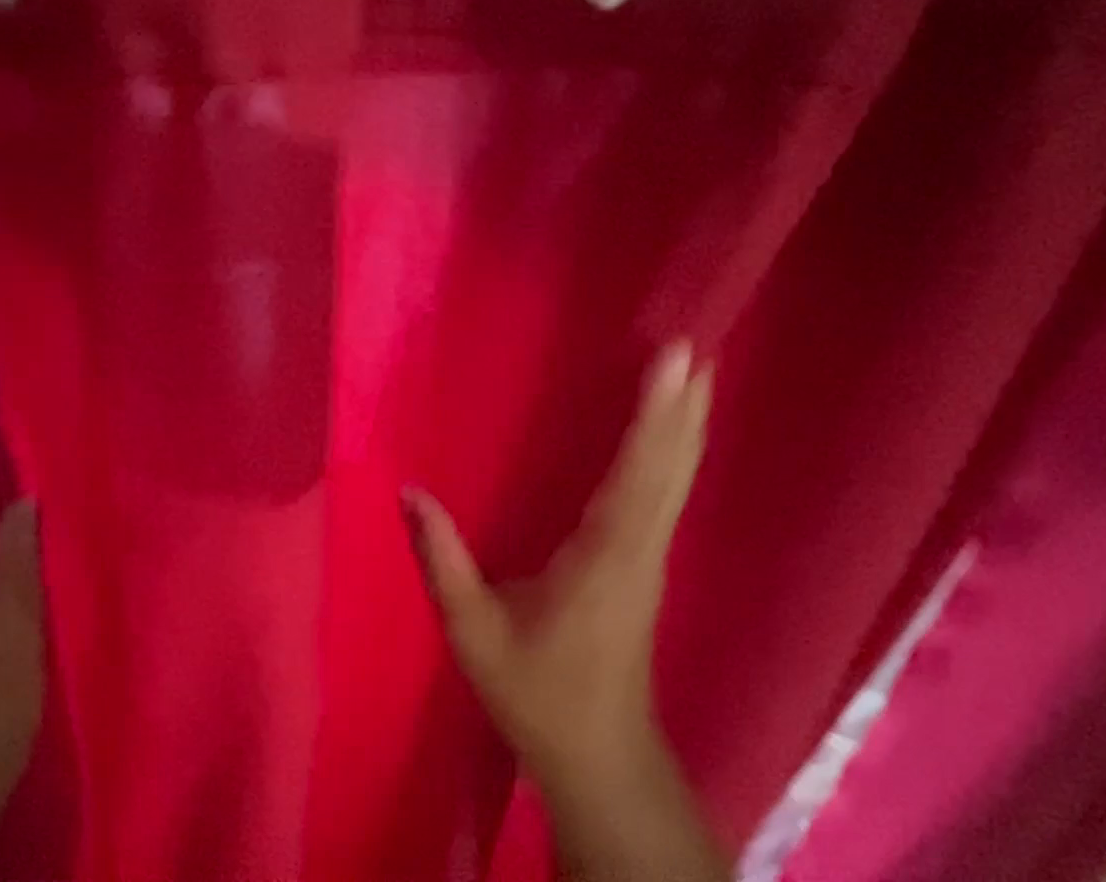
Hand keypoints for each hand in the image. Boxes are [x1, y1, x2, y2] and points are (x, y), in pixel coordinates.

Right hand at [407, 342, 725, 880]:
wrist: (600, 756)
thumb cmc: (538, 693)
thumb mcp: (474, 631)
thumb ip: (443, 560)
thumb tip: (409, 492)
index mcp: (603, 559)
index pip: (636, 476)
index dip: (655, 417)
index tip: (674, 362)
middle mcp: (638, 551)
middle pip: (671, 468)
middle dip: (684, 407)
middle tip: (696, 348)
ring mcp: (648, 561)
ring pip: (675, 482)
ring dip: (684, 426)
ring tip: (692, 376)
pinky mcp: (643, 569)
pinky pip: (664, 497)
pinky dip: (671, 456)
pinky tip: (667, 437)